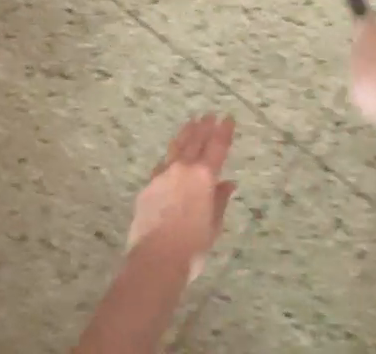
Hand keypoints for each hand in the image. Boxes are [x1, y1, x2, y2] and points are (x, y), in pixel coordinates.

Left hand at [125, 114, 236, 278]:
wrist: (155, 260)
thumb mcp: (213, 225)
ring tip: (191, 123)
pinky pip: (161, 165)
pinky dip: (170, 157)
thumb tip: (227, 183)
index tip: (227, 118)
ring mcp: (163, 175)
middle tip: (209, 115)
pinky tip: (170, 157)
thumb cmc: (192, 246)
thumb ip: (219, 200)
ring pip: (176, 147)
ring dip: (185, 134)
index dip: (223, 131)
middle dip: (204, 127)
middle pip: (195, 141)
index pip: (217, 146)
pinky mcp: (148, 186)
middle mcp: (183, 169)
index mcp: (204, 177)